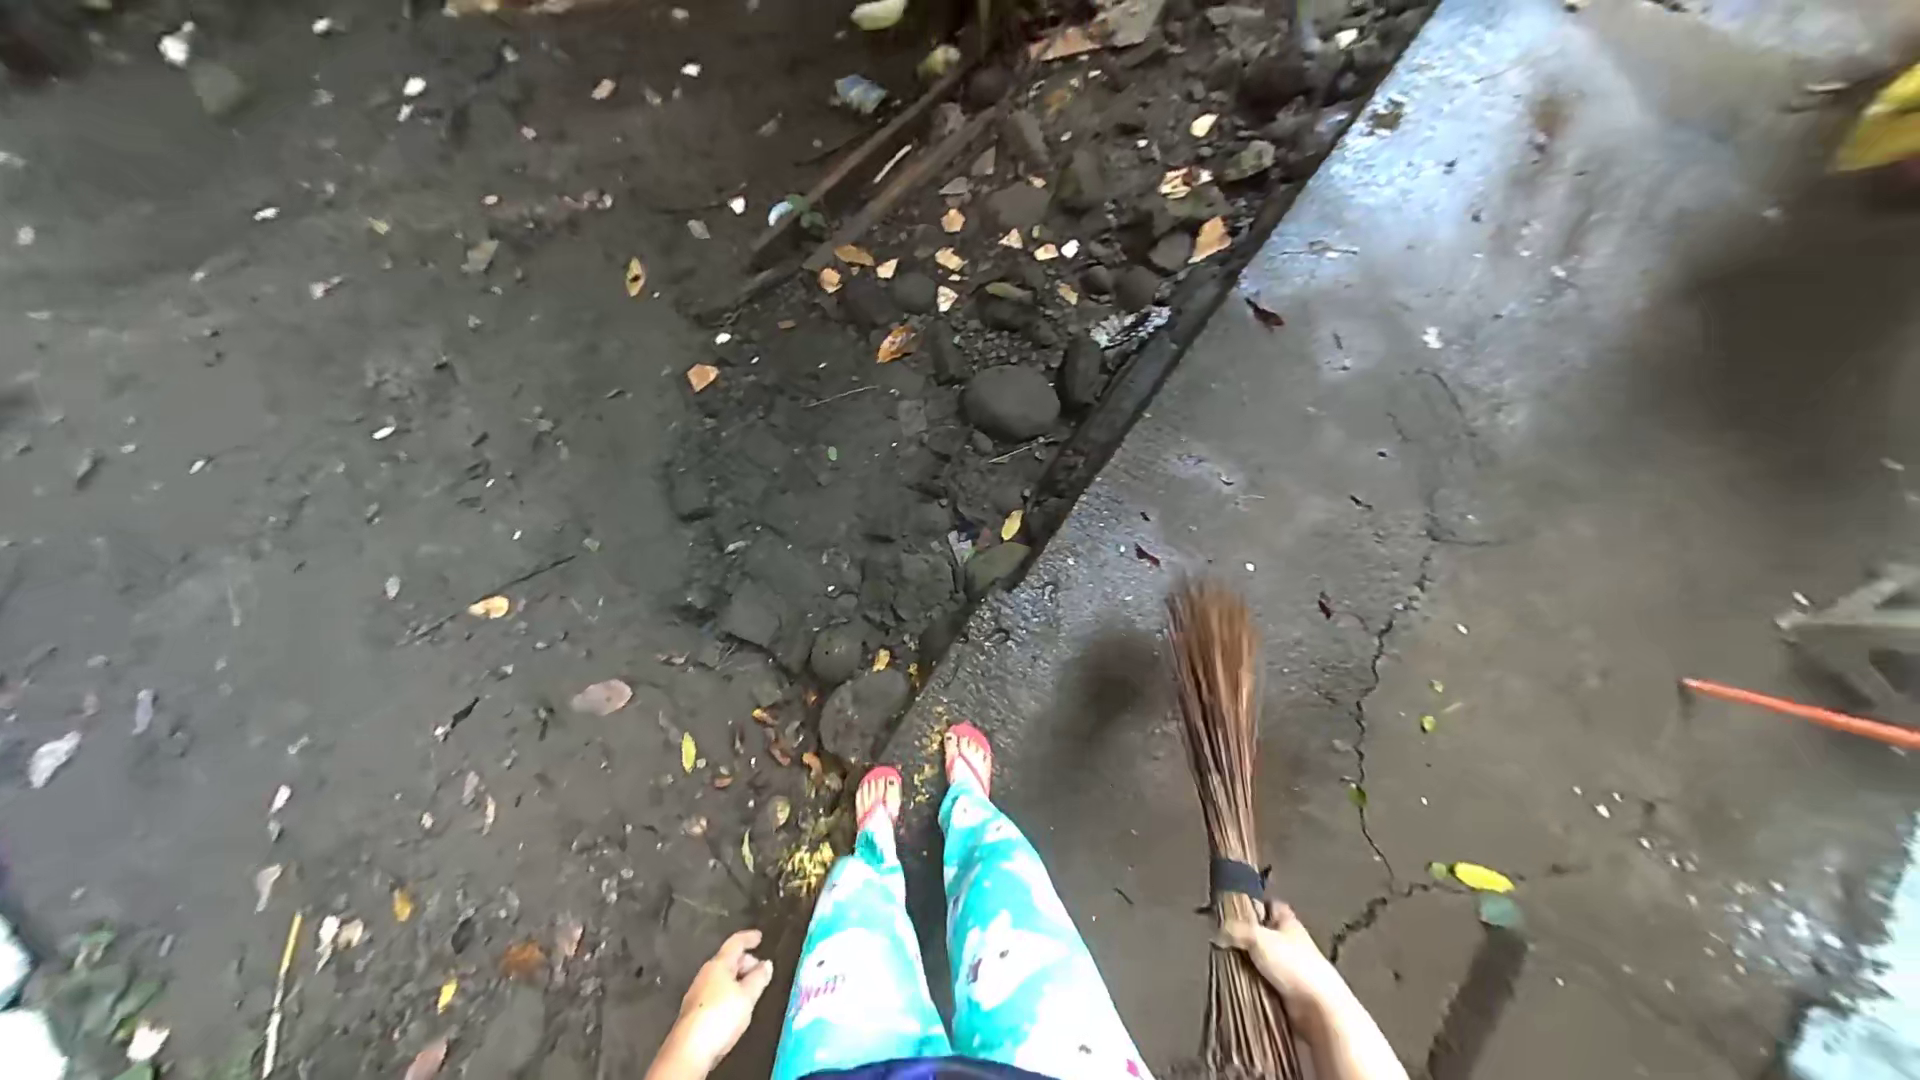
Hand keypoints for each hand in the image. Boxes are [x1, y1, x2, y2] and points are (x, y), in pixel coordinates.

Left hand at [657, 930, 775, 1076]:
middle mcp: (705, 975)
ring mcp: (696, 994)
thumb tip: (766, 964)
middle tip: (760, 971)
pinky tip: (734, 1007)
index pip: (735, 943)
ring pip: (721, 978)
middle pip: (727, 960)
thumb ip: (759, 978)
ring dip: (736, 979)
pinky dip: (728, 992)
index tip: (759, 937)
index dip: (748, 938)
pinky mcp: (693, 1012)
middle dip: (745, 962)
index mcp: (718, 965)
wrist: (688, 1051)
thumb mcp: (747, 996)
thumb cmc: (721, 1015)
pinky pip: (715, 993)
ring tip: (750, 990)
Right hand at [1216, 903, 1343, 1013]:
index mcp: (1288, 921)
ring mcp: (1290, 968)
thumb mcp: (1258, 937)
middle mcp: (1290, 942)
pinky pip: (1263, 981)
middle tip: (1224, 938)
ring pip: (1261, 958)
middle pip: (1262, 932)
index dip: (1254, 902)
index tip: (1235, 907)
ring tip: (1228, 962)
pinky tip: (1240, 982)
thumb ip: (1235, 929)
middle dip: (1244, 936)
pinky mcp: (1288, 992)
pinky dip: (1252, 981)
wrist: (1320, 1010)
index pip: (1270, 904)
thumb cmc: (1293, 964)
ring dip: (1247, 962)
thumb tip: (1216, 933)